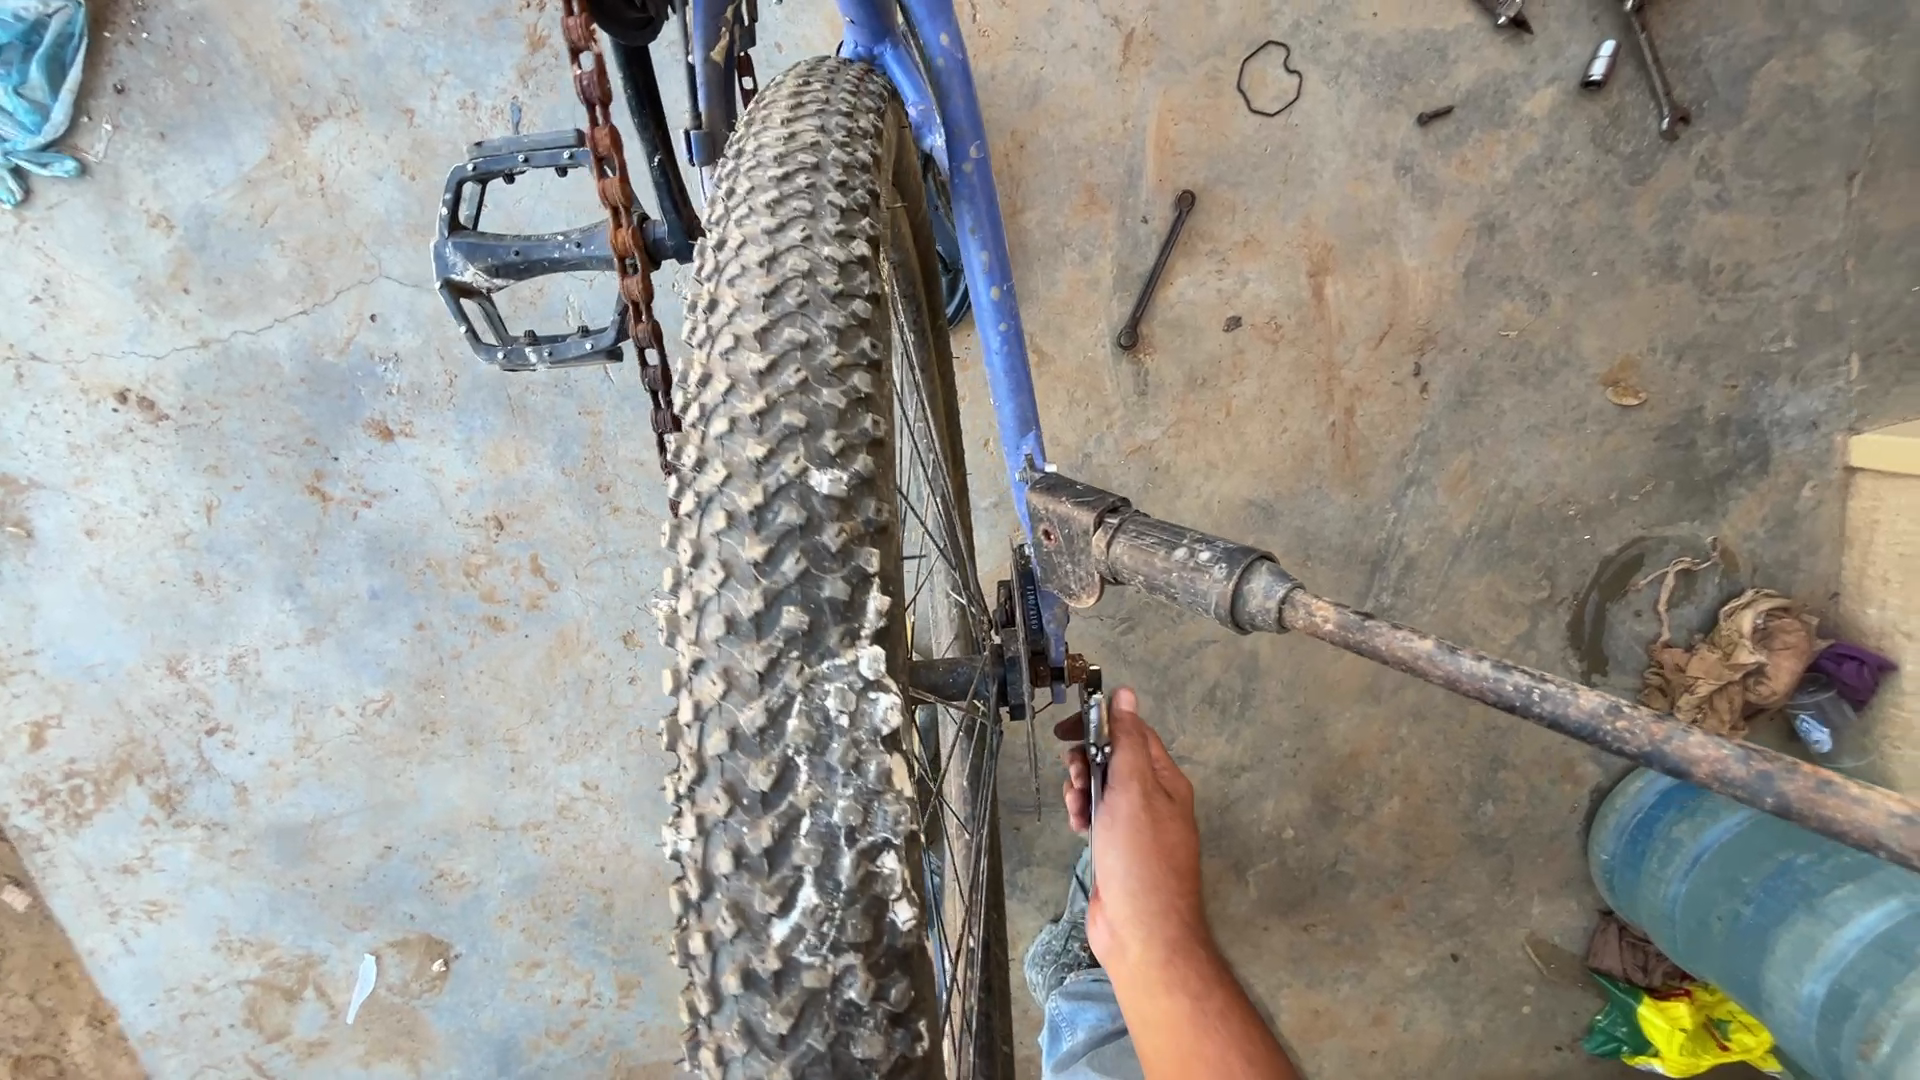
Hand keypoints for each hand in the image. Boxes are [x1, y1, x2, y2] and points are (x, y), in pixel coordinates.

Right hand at [1056, 687, 1209, 979]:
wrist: (1142, 931)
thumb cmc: (1139, 855)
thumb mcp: (1133, 788)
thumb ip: (1126, 739)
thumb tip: (1125, 693)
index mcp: (1165, 779)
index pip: (1132, 732)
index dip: (1100, 725)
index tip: (1067, 729)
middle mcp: (1154, 798)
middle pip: (1113, 759)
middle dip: (1087, 763)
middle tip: (1076, 778)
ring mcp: (1135, 825)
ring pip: (1101, 788)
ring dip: (1081, 790)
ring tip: (1077, 808)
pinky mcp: (1117, 848)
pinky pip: (1096, 816)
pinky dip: (1083, 815)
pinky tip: (1077, 828)